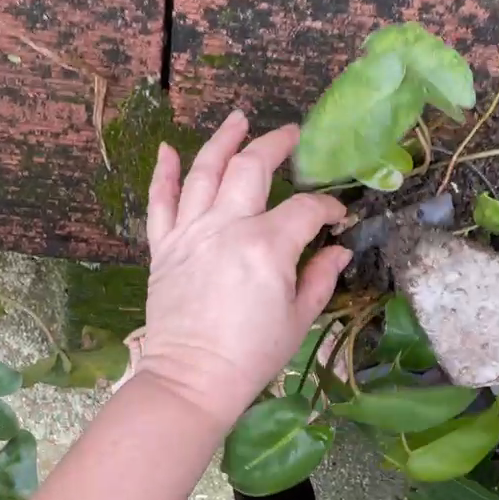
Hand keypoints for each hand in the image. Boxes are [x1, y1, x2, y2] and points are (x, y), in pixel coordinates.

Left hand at [135, 111, 351, 424]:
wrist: (192, 380)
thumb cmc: (251, 356)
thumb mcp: (298, 320)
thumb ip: (320, 278)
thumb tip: (338, 251)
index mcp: (267, 247)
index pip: (305, 209)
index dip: (327, 209)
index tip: (337, 218)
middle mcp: (227, 228)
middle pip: (251, 168)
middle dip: (276, 145)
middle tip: (290, 135)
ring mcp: (190, 234)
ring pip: (204, 171)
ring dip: (222, 140)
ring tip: (237, 119)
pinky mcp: (164, 248)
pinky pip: (159, 202)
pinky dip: (162, 174)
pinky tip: (167, 150)